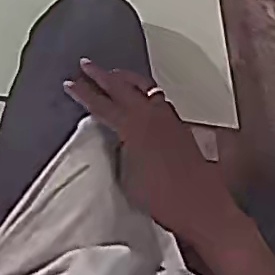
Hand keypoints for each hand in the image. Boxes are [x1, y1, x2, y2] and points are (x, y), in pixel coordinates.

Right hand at [64, 59, 252, 254]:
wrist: (204, 210)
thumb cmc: (162, 200)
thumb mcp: (127, 177)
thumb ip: (119, 150)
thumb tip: (117, 140)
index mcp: (131, 126)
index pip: (100, 104)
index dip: (82, 92)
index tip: (69, 83)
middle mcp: (148, 115)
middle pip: (119, 86)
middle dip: (100, 74)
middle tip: (86, 64)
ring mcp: (166, 117)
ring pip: (141, 86)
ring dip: (124, 78)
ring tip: (113, 73)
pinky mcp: (179, 124)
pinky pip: (156, 96)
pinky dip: (143, 89)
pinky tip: (142, 94)